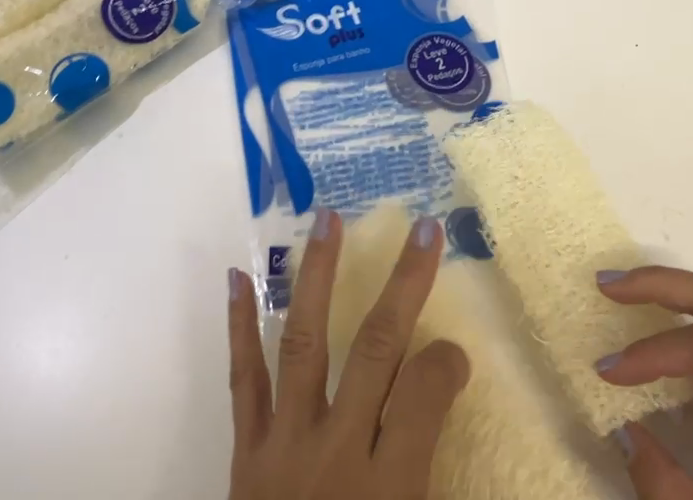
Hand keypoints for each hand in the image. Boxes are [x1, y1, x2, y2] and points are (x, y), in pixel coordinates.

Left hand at [227, 209, 470, 499]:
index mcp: (387, 483)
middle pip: (374, 350)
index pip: (424, 394)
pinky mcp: (245, 449)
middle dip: (404, 285)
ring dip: (318, 275)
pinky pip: (243, 379)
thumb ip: (428, 469)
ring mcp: (283, 440)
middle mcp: (334, 448)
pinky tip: (237, 278)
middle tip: (422, 229)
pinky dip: (239, 326)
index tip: (454, 352)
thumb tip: (441, 398)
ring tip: (327, 220)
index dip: (445, 361)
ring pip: (303, 341)